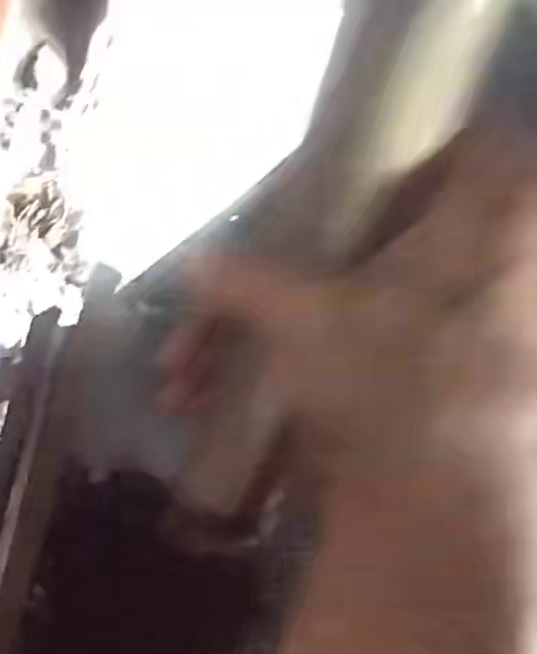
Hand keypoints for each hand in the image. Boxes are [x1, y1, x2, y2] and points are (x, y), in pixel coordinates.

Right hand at [159, 129, 536, 484]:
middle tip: (185, 337)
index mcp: (491, 217)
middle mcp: (470, 254)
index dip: (349, 167)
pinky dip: (252, 364)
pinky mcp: (391, 362)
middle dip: (242, 290)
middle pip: (341, 240)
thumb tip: (191, 261)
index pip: (434, 149)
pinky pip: (308, 341)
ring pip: (311, 297)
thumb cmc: (402, 383)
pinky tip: (198, 398)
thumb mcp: (312, 321)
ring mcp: (429, 312)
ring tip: (176, 384)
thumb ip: (247, 283)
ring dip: (228, 338)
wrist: (444, 491)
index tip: (270, 204)